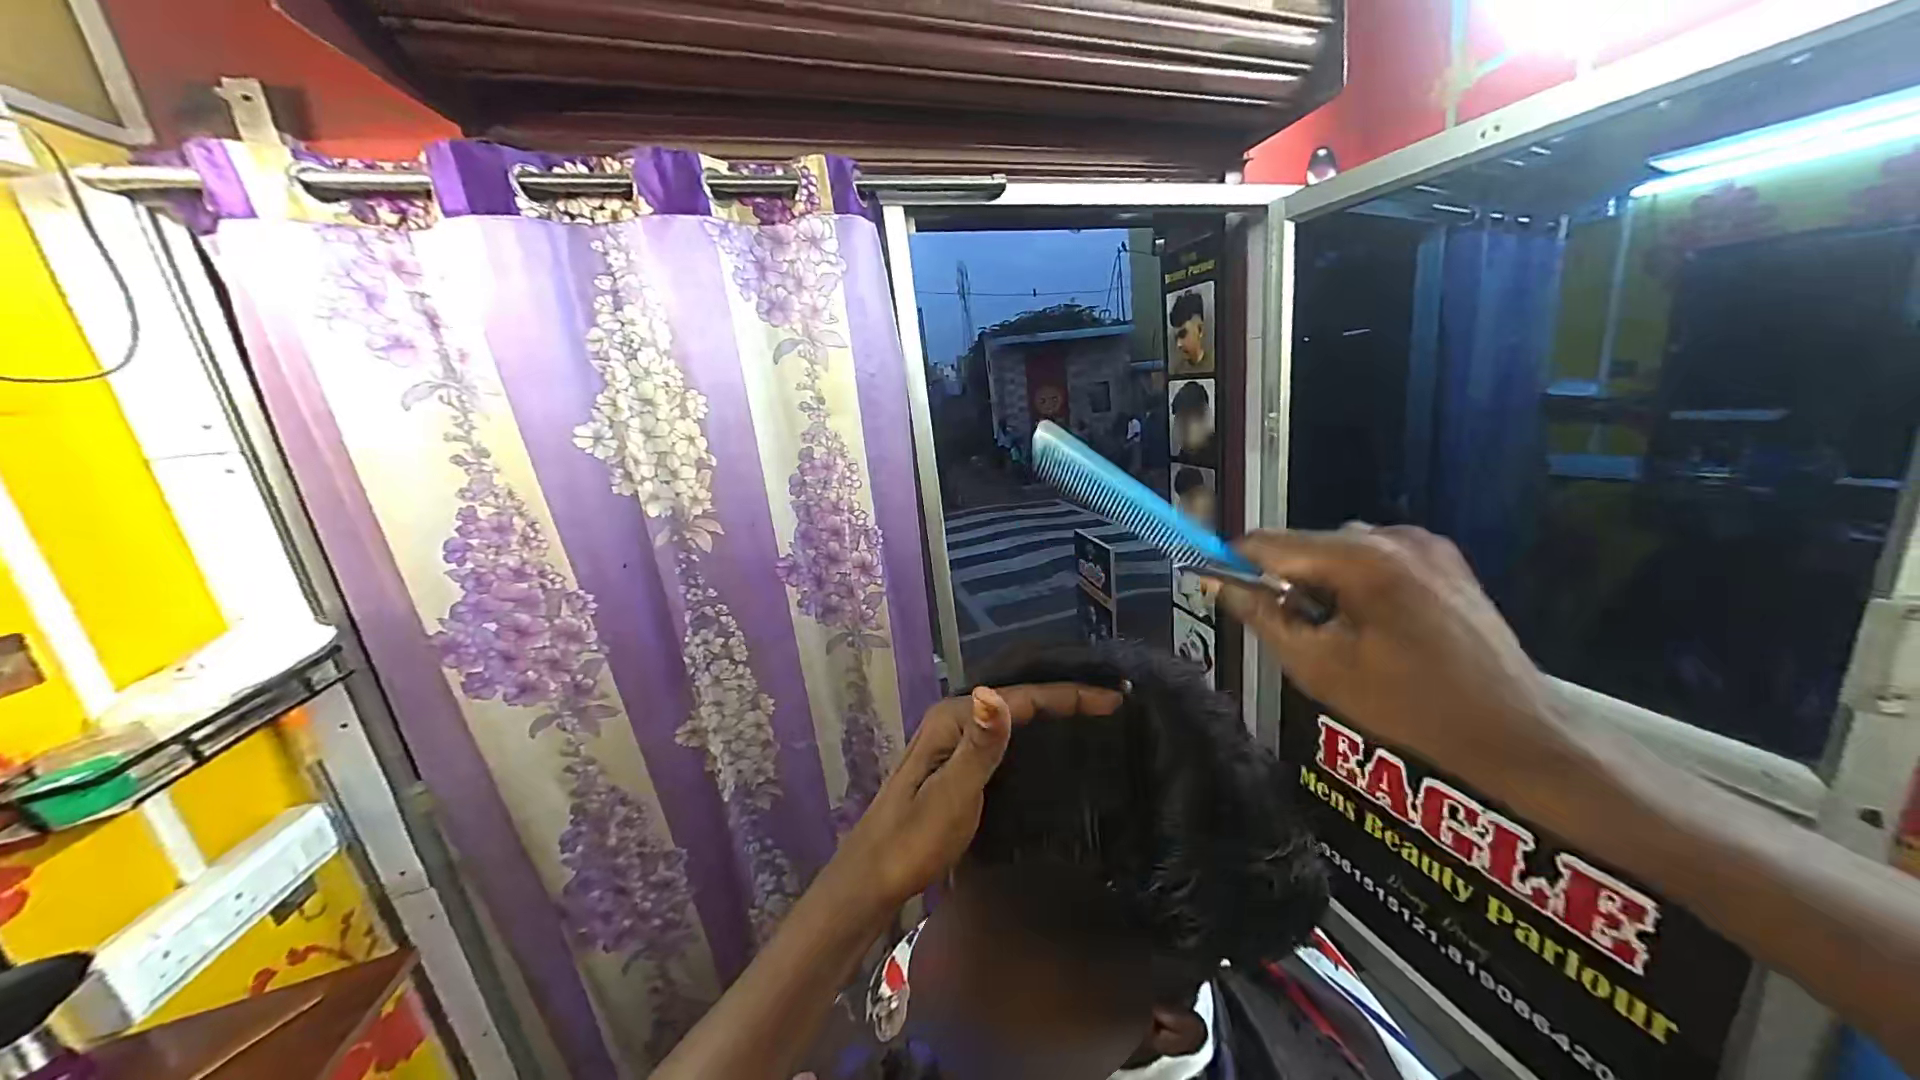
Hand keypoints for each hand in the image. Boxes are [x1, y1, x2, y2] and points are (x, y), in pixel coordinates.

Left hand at [827, 683, 1124, 913]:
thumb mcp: (951, 794)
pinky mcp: (956, 764)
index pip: (1020, 698)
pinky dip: (1033, 736)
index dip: (1068, 695)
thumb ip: (978, 746)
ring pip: (1011, 718)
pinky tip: (1051, 748)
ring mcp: (953, 742)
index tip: (1115, 699)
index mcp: (952, 719)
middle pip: (1018, 701)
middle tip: (1111, 704)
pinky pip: (1003, 738)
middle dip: (1064, 698)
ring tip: (1092, 719)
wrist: (872, 877)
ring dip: (1050, 715)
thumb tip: (995, 693)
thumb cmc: (912, 839)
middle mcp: (953, 720)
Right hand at [1216, 525, 1556, 771]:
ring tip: (1340, 636)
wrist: (1515, 731)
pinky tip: (1375, 626)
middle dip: (1286, 582)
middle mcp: (1392, 535)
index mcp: (1361, 559)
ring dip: (1320, 584)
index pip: (1268, 543)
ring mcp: (1424, 543)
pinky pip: (1373, 558)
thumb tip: (1218, 582)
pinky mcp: (1443, 558)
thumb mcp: (1318, 667)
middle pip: (1304, 545)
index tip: (1221, 591)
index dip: (1235, 565)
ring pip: (1337, 551)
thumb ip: (1263, 616)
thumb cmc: (1407, 705)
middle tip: (1296, 634)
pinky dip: (1355, 583)